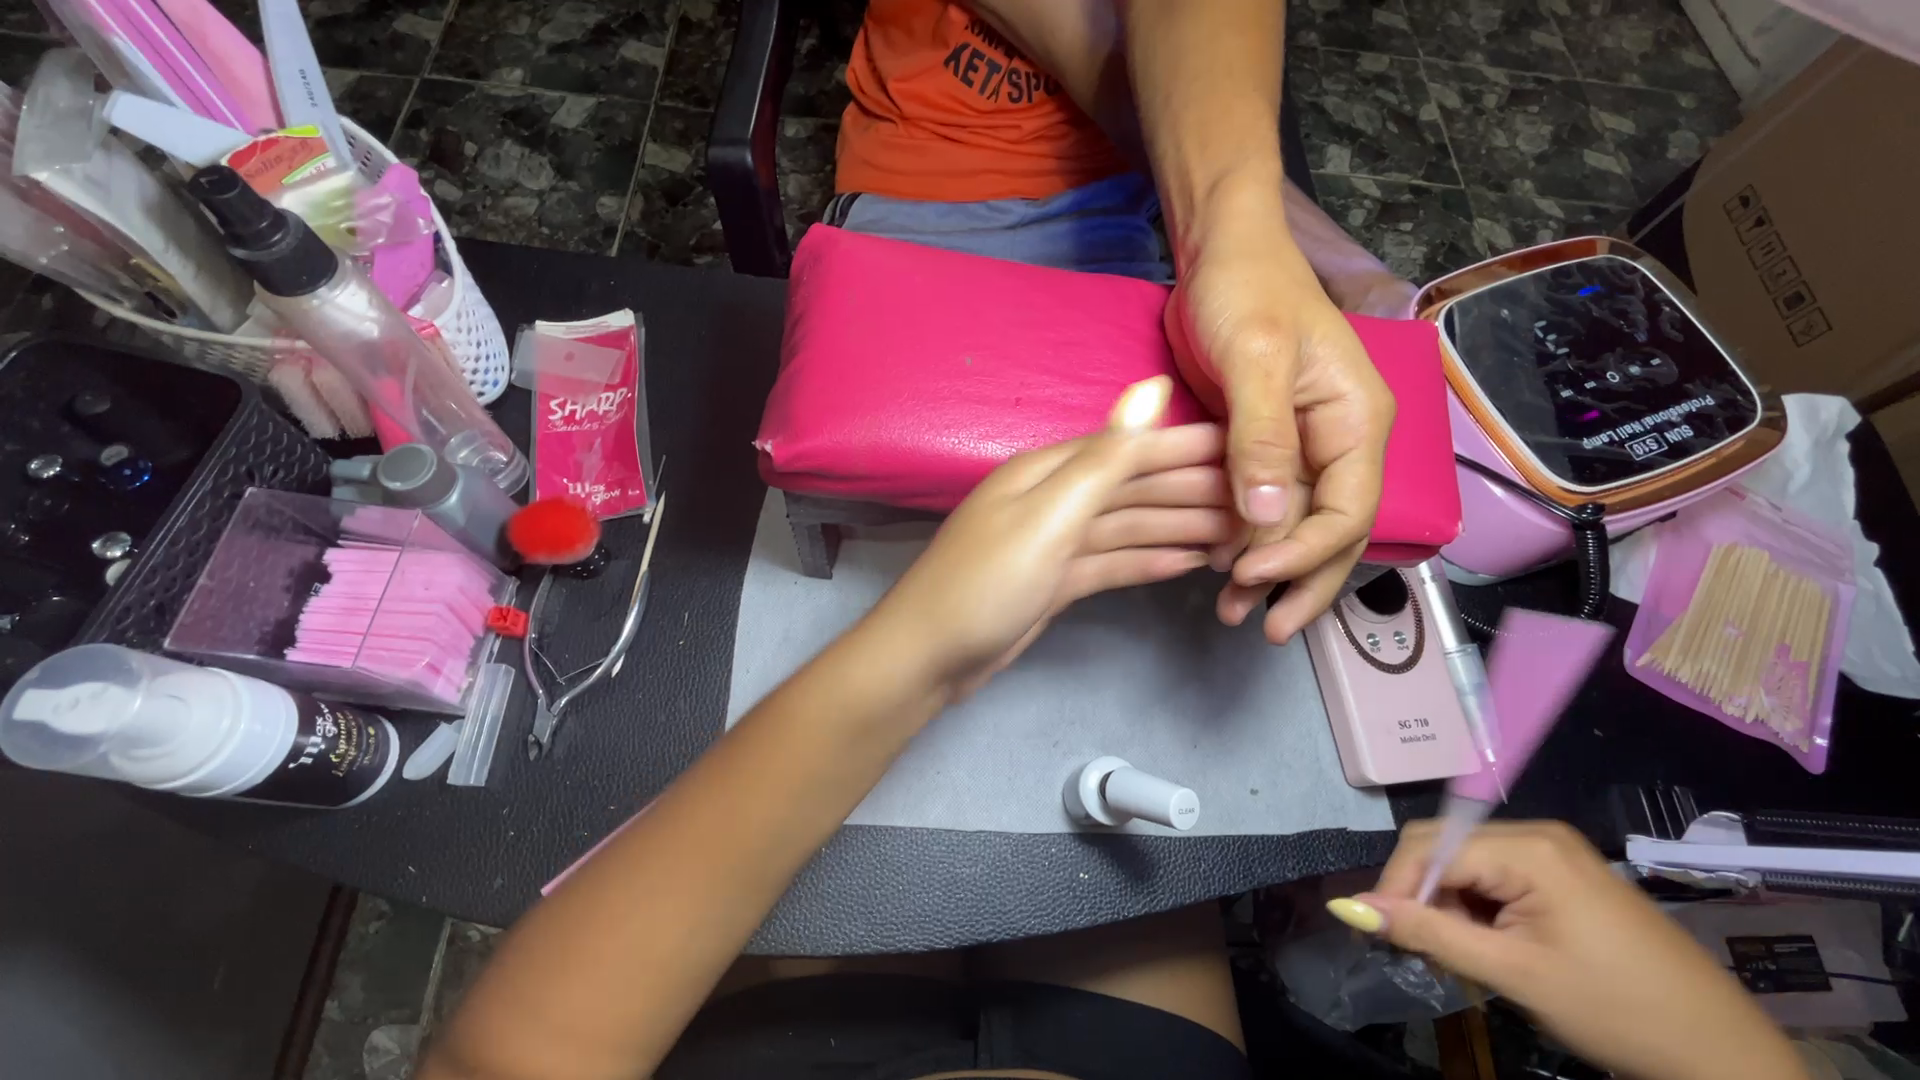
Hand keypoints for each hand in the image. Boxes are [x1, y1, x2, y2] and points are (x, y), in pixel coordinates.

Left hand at [869, 377, 1236, 694]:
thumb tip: (1152, 385)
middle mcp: (1054, 498)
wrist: (929, 657)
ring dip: (1180, 527)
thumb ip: (1106, 458)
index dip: (1192, 447)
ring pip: (1129, 527)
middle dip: (1195, 491)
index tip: (1250, 449)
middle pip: (1136, 488)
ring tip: (1238, 536)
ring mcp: (1054, 542)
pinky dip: (1148, 560)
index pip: (1133, 449)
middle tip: (1260, 504)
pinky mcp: (1055, 581)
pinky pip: (1111, 562)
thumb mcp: (1049, 516)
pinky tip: (1188, 562)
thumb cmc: (986, 583)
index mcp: (1050, 472)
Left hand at [1164, 194, 1394, 643]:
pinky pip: (1265, 507)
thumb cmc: (1247, 291)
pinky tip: (1219, 567)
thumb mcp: (1255, 358)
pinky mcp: (1265, 448)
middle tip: (1262, 628)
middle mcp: (1338, 443)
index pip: (1347, 510)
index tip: (1252, 575)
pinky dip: (1247, 541)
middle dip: (1299, 583)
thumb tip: (1272, 518)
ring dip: (1269, 572)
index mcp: (1354, 423)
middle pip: (1332, 533)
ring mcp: (1302, 448)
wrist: (1221, 256)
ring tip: (1230, 609)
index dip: (1304, 552)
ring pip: (1297, 527)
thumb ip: (1263, 438)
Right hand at [1328, 821, 1807, 1079]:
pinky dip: (1478, 905)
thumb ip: (1425, 932)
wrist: (1723, 1053)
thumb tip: (1346, 908)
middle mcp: (1538, 832)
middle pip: (1442, 845)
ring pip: (1464, 860)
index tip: (1385, 938)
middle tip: (1430, 952)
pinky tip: (1493, 943)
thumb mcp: (1511, 972)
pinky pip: (1495, 871)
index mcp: (1529, 847)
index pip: (1427, 847)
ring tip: (1467, 957)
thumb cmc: (1615, 1010)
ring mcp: (1556, 850)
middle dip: (1422, 894)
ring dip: (1449, 903)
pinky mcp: (1566, 871)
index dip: (1394, 888)